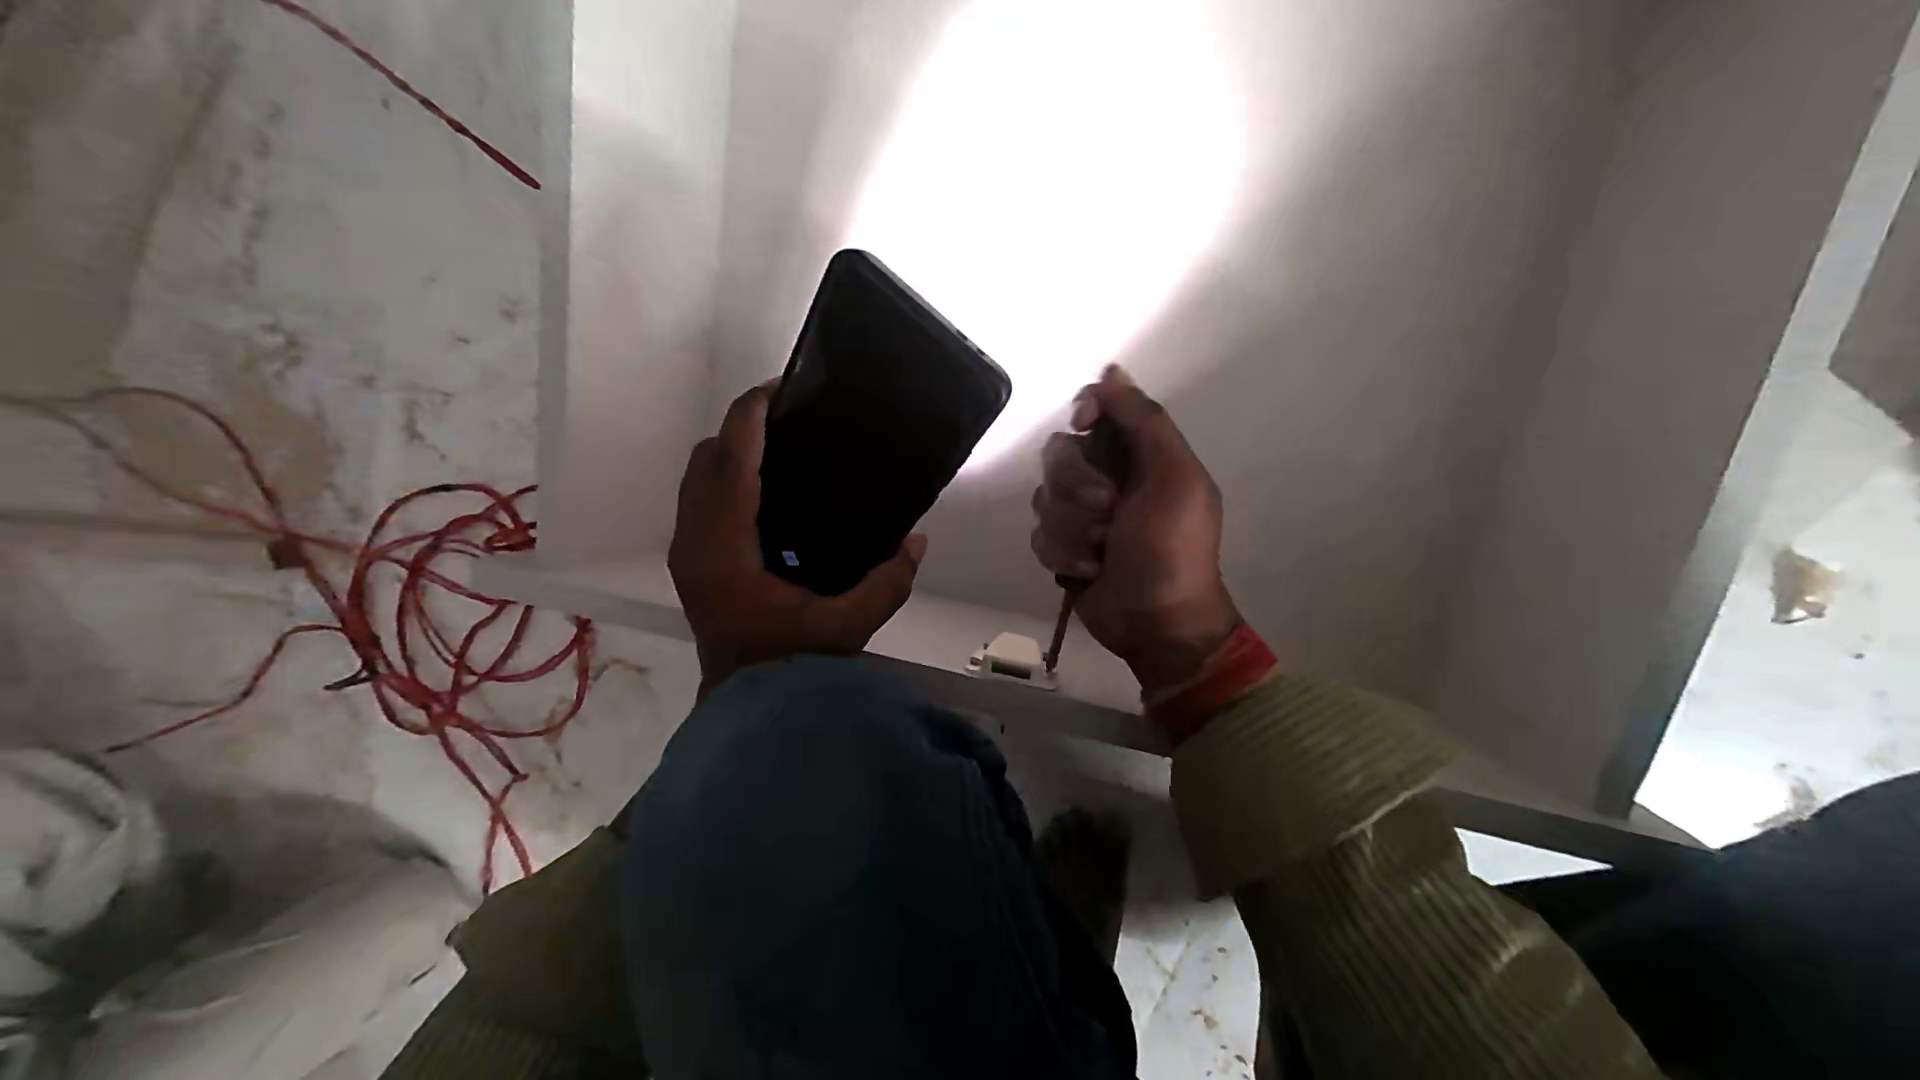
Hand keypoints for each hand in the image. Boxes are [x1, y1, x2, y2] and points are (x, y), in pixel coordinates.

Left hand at [670, 381, 926, 692]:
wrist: (748, 708)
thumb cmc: (790, 667)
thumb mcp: (847, 627)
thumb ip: (887, 583)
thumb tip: (915, 541)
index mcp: (724, 550)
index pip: (730, 463)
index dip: (749, 417)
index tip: (778, 387)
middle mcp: (696, 543)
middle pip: (704, 460)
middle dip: (740, 428)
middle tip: (789, 419)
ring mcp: (687, 553)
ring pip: (696, 478)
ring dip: (730, 452)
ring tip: (780, 446)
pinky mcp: (693, 563)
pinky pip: (700, 500)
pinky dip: (725, 478)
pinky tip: (767, 489)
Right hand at [1030, 366, 1240, 696]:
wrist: (1156, 620)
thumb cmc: (1173, 548)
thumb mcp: (1174, 478)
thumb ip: (1145, 421)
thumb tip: (1112, 371)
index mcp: (1138, 454)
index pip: (1095, 408)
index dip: (1084, 412)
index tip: (1084, 428)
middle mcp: (1104, 476)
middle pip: (1058, 453)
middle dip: (1078, 486)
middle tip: (1110, 512)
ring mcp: (1080, 514)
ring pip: (1042, 497)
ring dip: (1074, 529)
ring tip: (1102, 552)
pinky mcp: (1062, 546)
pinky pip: (1038, 534)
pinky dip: (1063, 554)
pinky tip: (1089, 570)